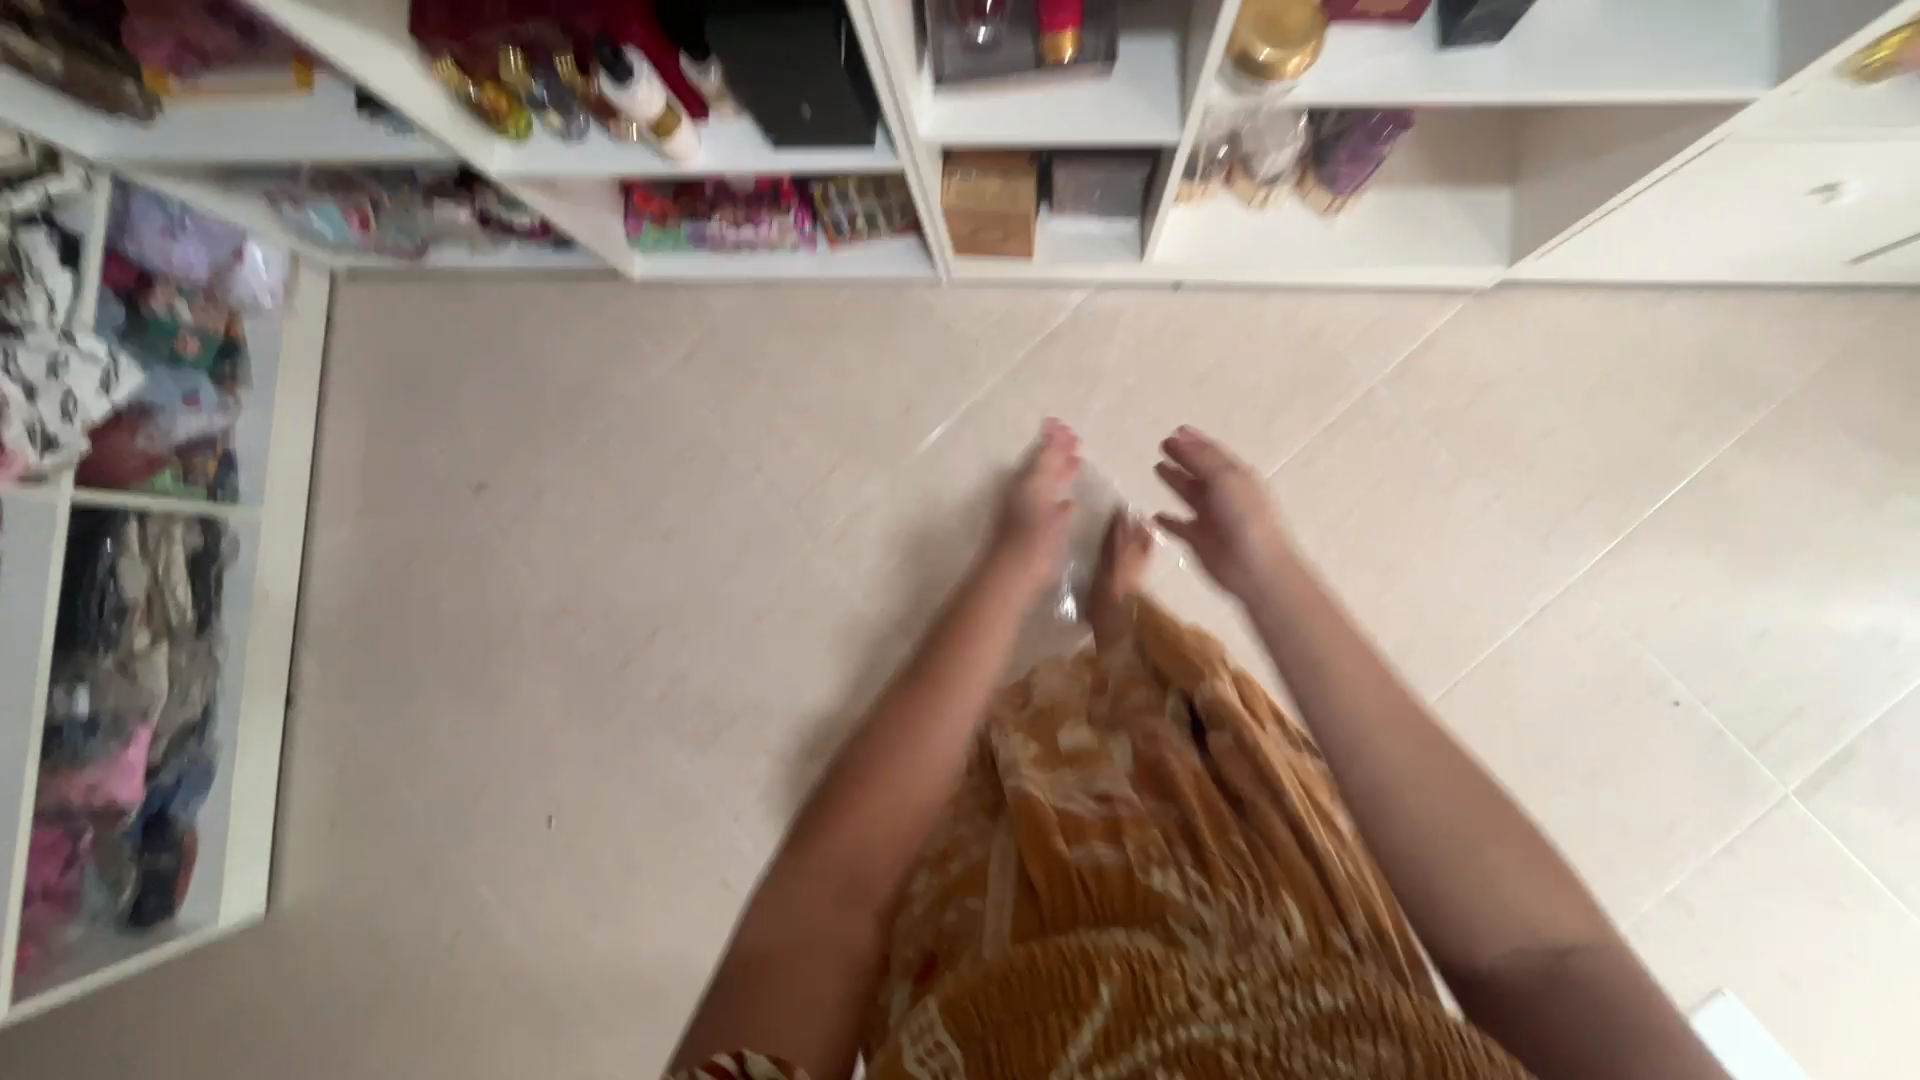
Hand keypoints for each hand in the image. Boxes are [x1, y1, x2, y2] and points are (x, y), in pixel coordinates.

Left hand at [989, 417, 1080, 582]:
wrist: (1013, 574)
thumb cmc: (1030, 531)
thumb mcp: (1039, 487)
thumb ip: (1047, 459)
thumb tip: (1050, 429)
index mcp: (1025, 480)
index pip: (1040, 452)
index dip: (1053, 438)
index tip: (1065, 425)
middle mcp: (1023, 492)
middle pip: (1041, 467)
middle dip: (1058, 453)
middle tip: (1076, 440)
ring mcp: (1027, 513)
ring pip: (1046, 485)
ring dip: (1060, 473)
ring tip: (1076, 463)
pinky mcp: (1033, 533)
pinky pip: (1048, 507)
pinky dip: (1059, 499)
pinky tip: (1069, 503)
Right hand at [1153, 426, 1291, 599]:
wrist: (1255, 567)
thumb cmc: (1243, 517)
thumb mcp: (1225, 478)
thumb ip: (1201, 458)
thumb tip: (1179, 436)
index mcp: (1236, 477)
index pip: (1214, 453)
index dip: (1195, 441)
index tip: (1176, 430)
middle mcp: (1224, 495)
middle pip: (1200, 472)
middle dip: (1183, 458)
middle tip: (1162, 445)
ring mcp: (1212, 518)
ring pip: (1190, 495)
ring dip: (1175, 482)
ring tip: (1157, 468)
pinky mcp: (1200, 541)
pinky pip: (1180, 527)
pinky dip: (1168, 521)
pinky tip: (1155, 515)